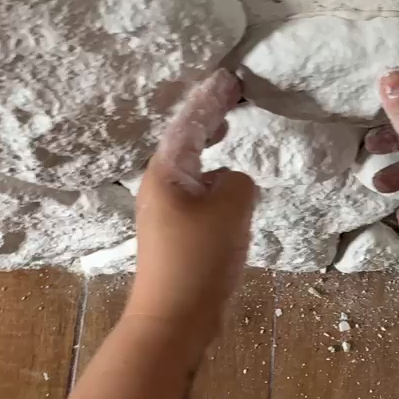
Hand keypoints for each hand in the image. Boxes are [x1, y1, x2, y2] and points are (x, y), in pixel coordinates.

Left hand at [124, 70, 257, 347]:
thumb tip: (231, 182)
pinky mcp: (174, 235)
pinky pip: (195, 191)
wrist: (173, 319)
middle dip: (207, 117)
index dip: (210, 99)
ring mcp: (164, 212)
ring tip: (226, 128)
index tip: (229, 78)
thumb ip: (238, 181)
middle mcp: (159, 187)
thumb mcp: (231, 209)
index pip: (190, 123)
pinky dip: (212, 177)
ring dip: (208, 145)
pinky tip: (227, 183)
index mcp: (167, 172)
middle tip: (231, 97)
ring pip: (189, 166)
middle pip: (184, 140)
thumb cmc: (199, 259)